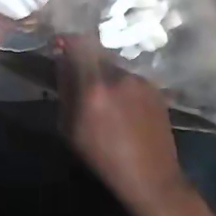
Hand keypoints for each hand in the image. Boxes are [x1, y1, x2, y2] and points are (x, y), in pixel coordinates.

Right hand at [57, 36, 184, 207]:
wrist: (151, 176)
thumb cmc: (104, 159)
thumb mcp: (72, 130)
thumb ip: (66, 91)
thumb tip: (62, 62)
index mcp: (94, 87)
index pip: (79, 45)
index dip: (67, 40)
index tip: (59, 44)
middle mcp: (120, 76)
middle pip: (98, 55)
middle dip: (87, 63)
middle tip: (82, 81)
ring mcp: (141, 80)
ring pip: (116, 68)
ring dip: (106, 77)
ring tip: (106, 101)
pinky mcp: (156, 88)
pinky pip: (132, 79)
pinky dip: (123, 87)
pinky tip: (125, 108)